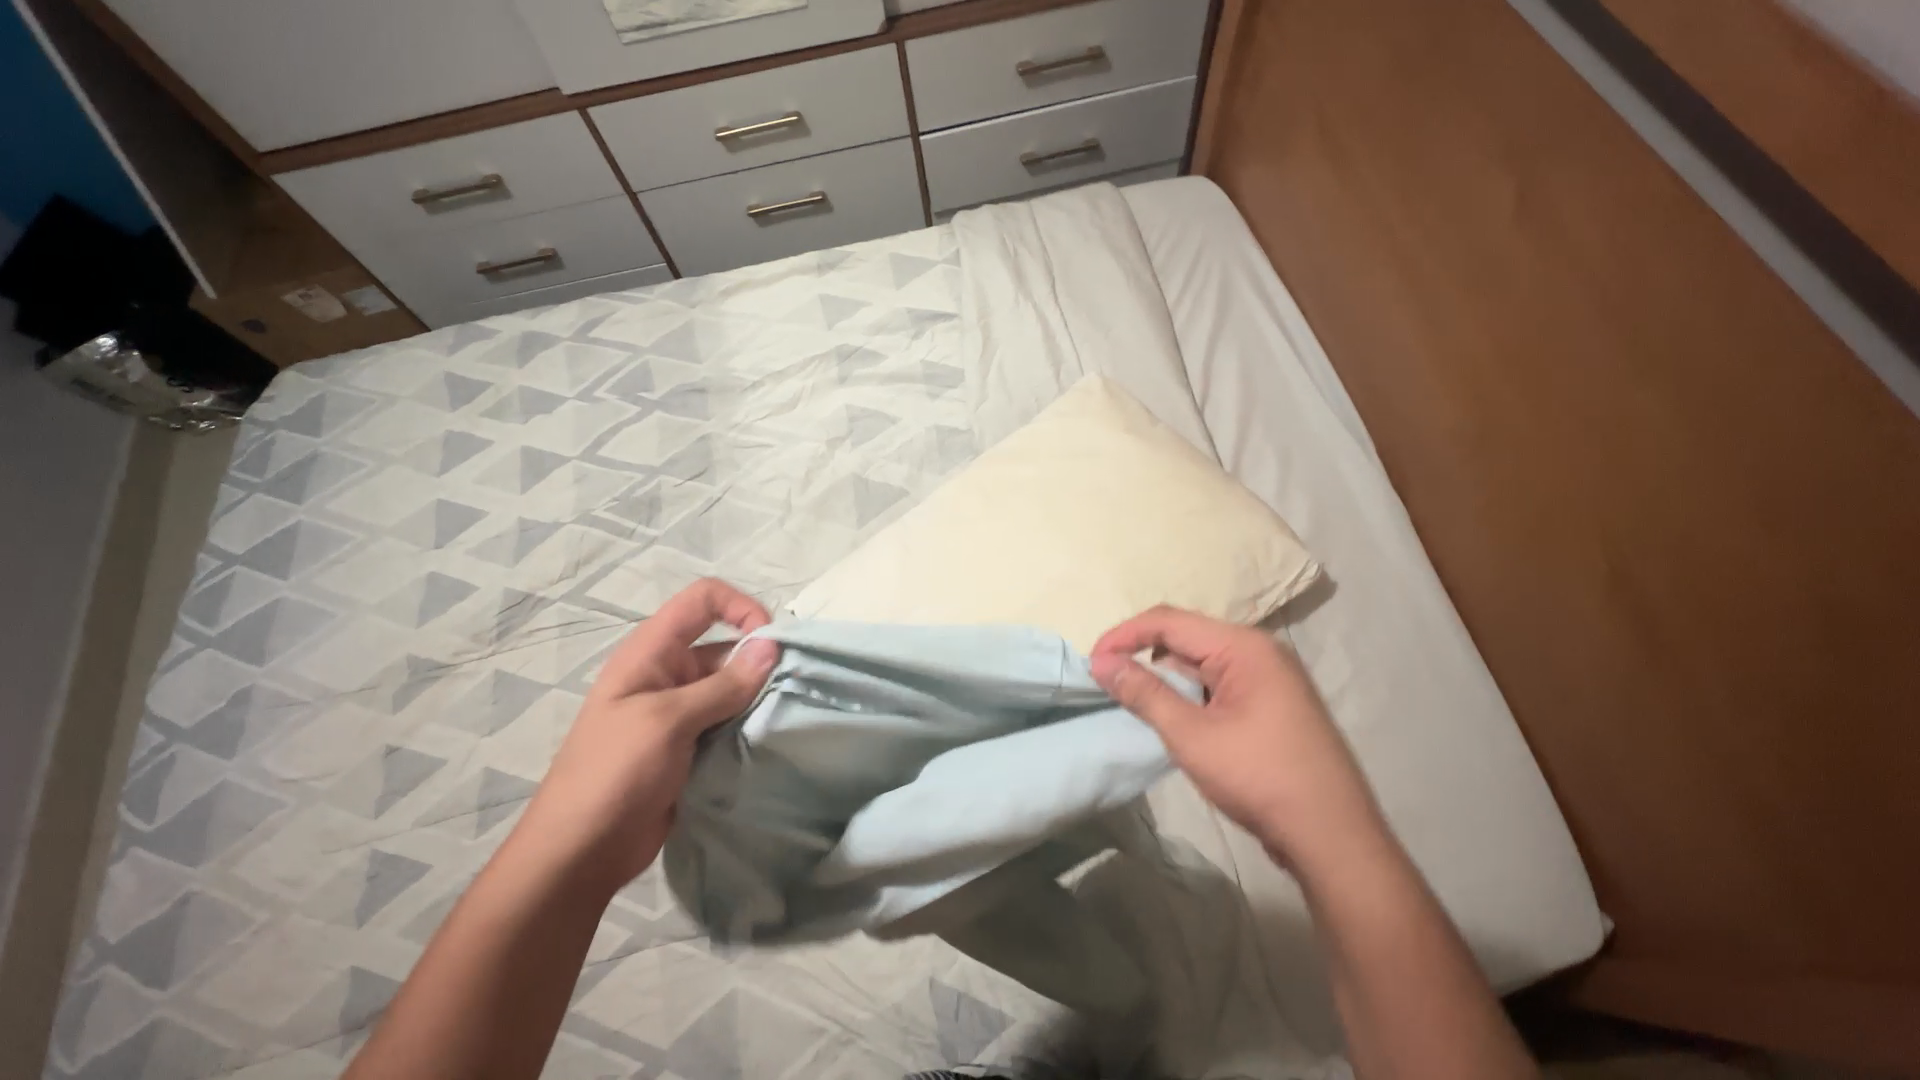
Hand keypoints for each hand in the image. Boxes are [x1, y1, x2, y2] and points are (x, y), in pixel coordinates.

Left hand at [509, 579, 779, 895]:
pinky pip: (729, 723)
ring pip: (732, 688)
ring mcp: (678, 713)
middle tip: (792, 690)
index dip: (740, 607)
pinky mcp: (690, 748)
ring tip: (785, 719)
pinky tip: (771, 743)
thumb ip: (722, 684)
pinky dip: (751, 727)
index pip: (702, 600)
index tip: (772, 643)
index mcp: (651, 653)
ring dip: (758, 698)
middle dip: (759, 661)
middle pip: (725, 646)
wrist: (581, 852)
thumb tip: (771, 646)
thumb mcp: (667, 720)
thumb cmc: (614, 773)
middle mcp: (667, 675)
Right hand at [1089, 606, 1380, 867]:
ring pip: (1201, 664)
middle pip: (1186, 638)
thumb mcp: (1192, 735)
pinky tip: (1173, 723)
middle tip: (1107, 684)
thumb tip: (1101, 662)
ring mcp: (1270, 680)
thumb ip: (1144, 693)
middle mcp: (1259, 652)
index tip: (1090, 663)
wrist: (1332, 836)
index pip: (1169, 621)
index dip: (1124, 636)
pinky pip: (1219, 686)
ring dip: (1166, 680)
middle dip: (1142, 656)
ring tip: (1134, 706)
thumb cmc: (1259, 777)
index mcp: (1244, 647)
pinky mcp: (1272, 706)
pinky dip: (1190, 697)